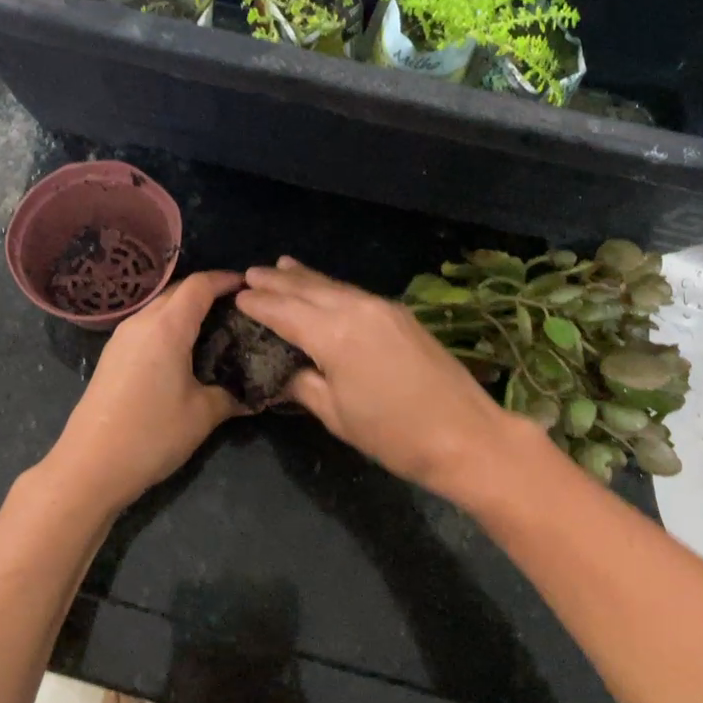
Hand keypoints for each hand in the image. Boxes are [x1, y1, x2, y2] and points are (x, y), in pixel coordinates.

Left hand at [41, 271, 247, 511]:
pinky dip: (169, 326)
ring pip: (160, 308)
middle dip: (209, 292)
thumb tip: (254, 395)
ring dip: (187, 310)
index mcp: (167, 327)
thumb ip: (232, 396)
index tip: (250, 287)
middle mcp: (142, 322)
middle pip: (178, 291)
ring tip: (216, 329)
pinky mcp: (112, 355)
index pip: (200, 285)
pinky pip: (147, 326)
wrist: (89, 467)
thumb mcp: (202, 416)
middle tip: (238, 310)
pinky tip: (185, 351)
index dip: (227, 280)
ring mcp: (122, 337)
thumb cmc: (151, 435)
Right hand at [237, 257, 515, 496]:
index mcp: (333, 336)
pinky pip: (353, 292)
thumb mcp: (338, 416)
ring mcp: (381, 308)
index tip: (236, 296)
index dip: (259, 304)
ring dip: (303, 278)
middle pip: (308, 290)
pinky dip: (330, 286)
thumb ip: (304, 385)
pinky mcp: (399, 314)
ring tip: (278, 266)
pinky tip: (322, 285)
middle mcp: (355, 310)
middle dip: (277, 282)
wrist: (466, 435)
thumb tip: (283, 371)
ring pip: (333, 286)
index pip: (285, 312)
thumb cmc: (394, 435)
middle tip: (249, 274)